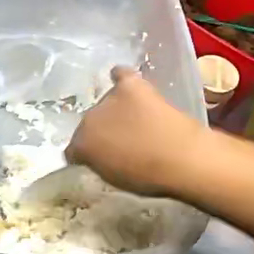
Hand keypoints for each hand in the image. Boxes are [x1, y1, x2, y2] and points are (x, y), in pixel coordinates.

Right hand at [67, 67, 210, 197]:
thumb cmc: (150, 178)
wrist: (179, 158)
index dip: (87, 153)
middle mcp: (88, 119)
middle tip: (122, 139)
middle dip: (102, 130)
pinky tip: (124, 80)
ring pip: (106, 101)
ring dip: (115, 109)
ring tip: (133, 117)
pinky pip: (120, 75)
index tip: (101, 158)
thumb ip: (101, 163)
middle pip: (90, 122)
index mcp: (82, 147)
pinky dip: (121, 77)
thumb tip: (100, 155)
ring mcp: (109, 99)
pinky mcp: (130, 85)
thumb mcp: (115, 179)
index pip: (74, 148)